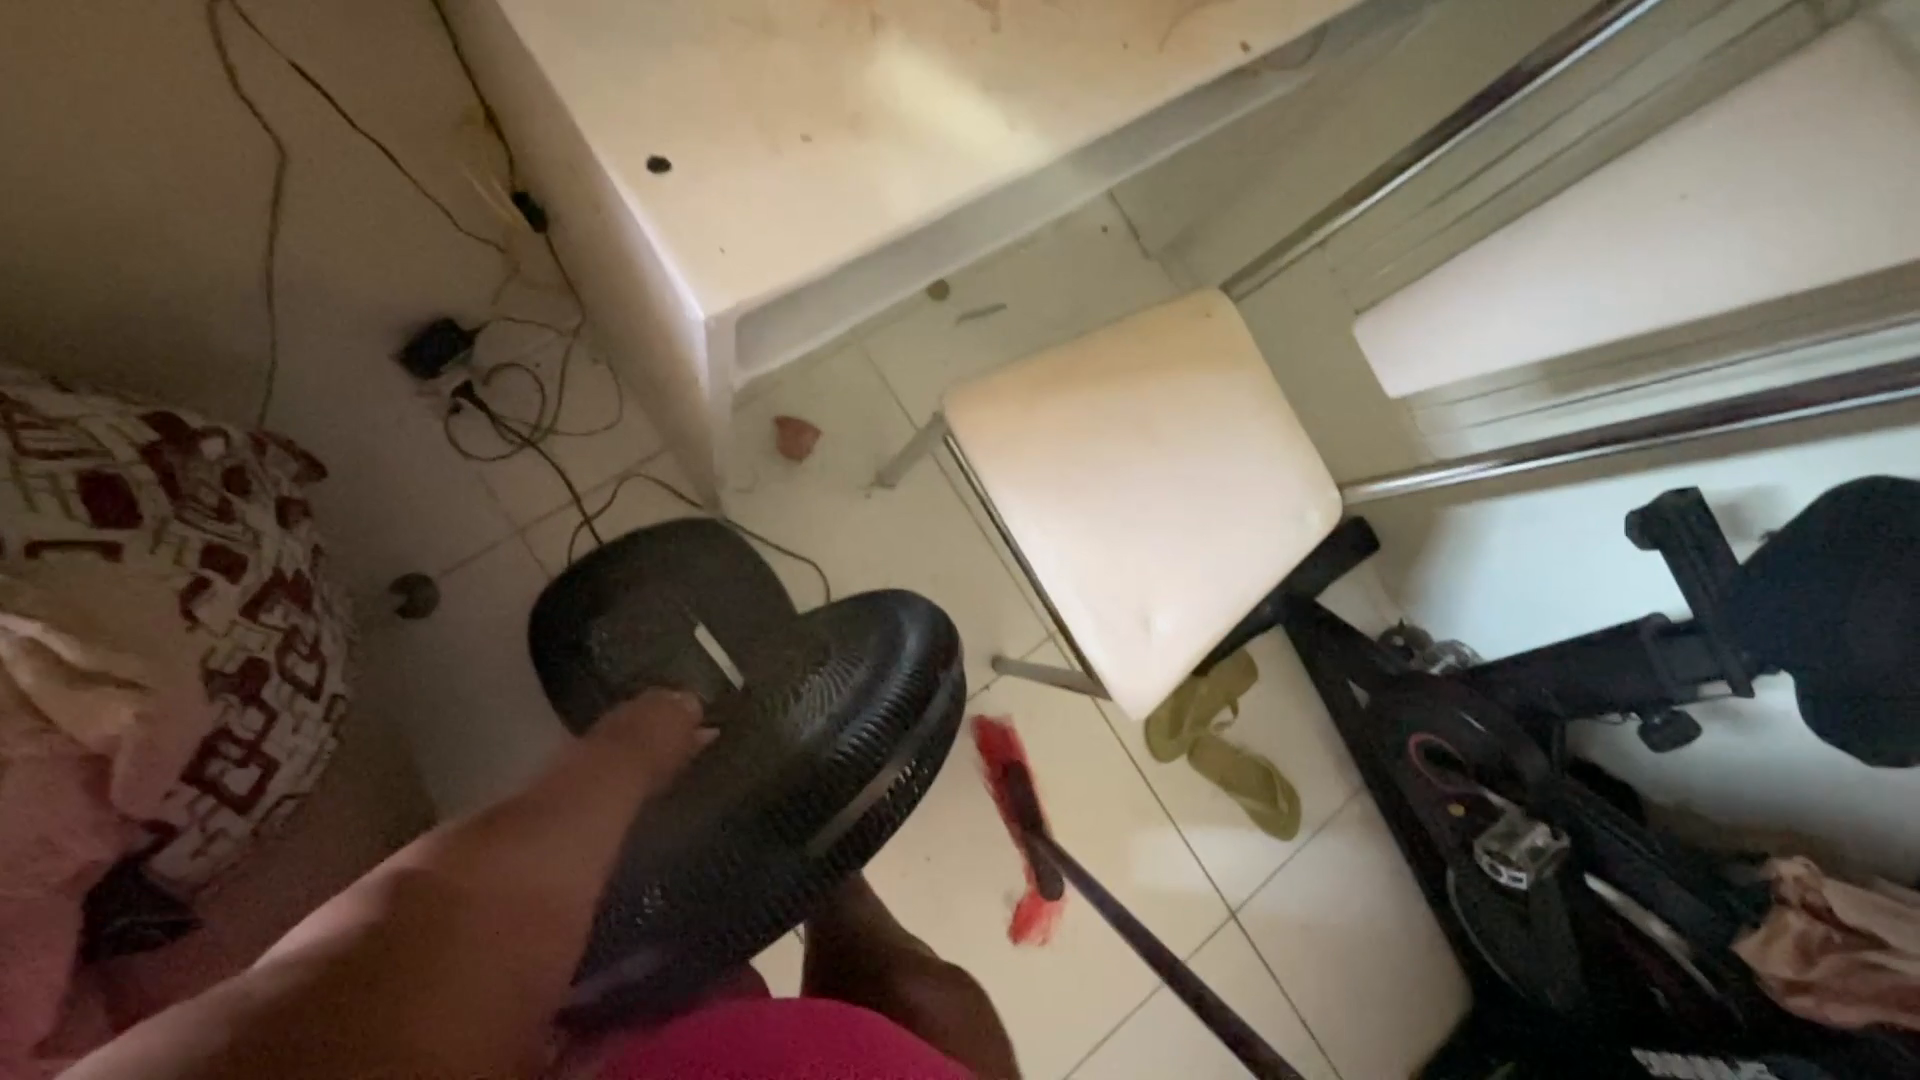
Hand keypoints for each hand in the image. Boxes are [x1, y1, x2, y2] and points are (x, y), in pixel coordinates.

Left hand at [594, 689, 716, 796]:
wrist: (609, 770)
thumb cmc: (656, 767)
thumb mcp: (684, 758)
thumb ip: (697, 741)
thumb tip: (711, 732)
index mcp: (685, 705)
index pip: (695, 704)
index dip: (693, 719)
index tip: (691, 734)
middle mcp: (660, 696)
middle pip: (670, 699)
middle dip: (671, 712)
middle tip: (670, 735)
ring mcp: (634, 702)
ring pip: (647, 704)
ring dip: (649, 716)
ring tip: (649, 739)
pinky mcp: (610, 712)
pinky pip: (627, 714)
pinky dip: (630, 723)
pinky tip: (628, 741)